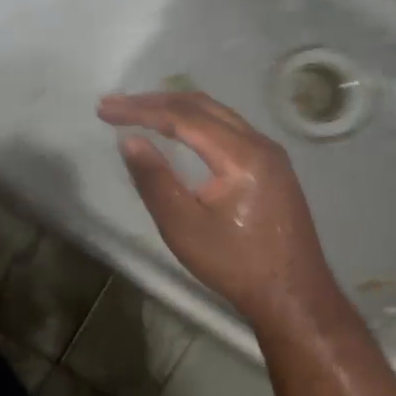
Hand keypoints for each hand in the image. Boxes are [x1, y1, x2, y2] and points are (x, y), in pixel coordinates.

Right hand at [98, 92, 339, 323]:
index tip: (103, 110)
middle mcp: (260, 145)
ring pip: (216, 115)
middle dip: (153, 102)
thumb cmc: (233, 261)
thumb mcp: (181, 224)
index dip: (139, 110)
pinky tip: (175, 131)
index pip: (182, 117)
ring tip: (137, 111)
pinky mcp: (271, 168)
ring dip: (173, 108)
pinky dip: (193, 121)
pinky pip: (227, 128)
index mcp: (241, 156)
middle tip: (114, 105)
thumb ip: (153, 178)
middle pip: (201, 106)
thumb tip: (129, 140)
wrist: (292, 294)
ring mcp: (270, 156)